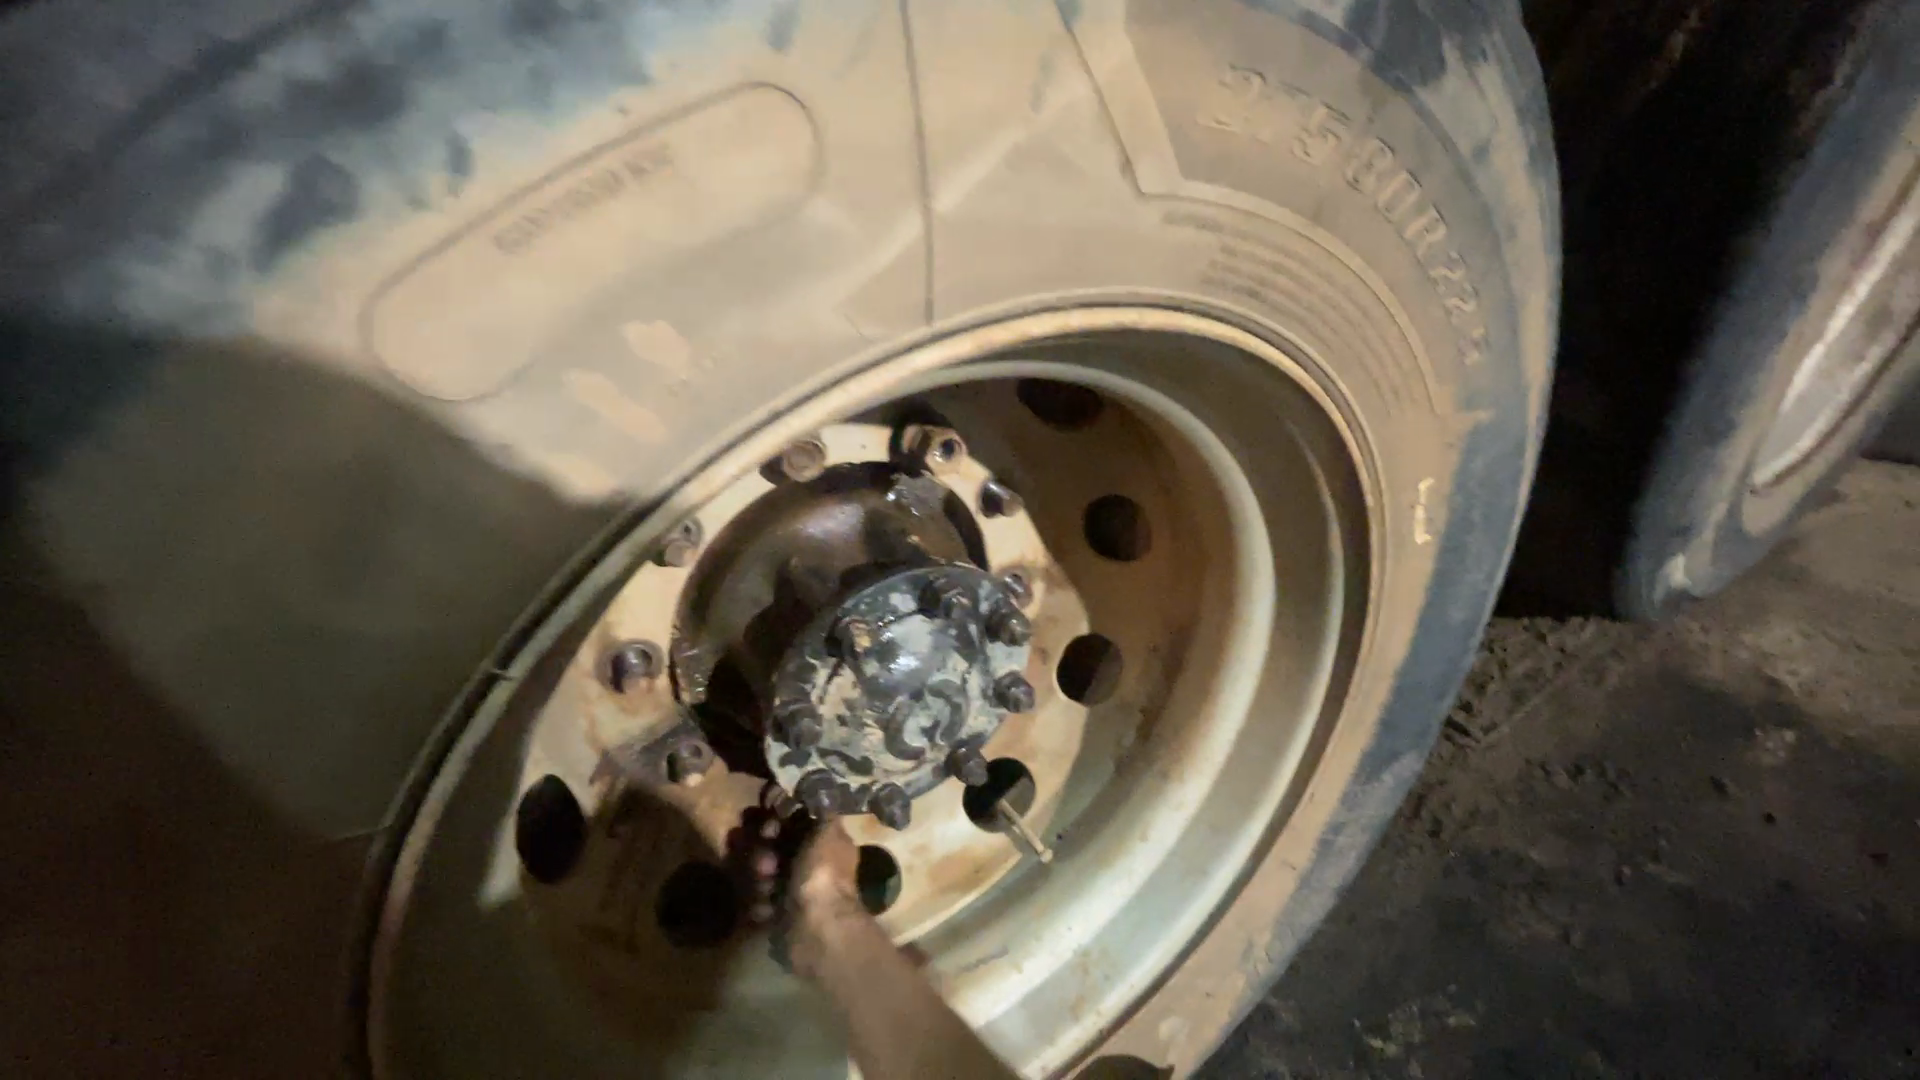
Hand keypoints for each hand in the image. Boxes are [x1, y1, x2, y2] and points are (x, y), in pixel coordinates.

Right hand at [744, 804, 868, 980]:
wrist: (817, 929)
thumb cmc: (822, 874)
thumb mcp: (828, 831)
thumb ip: (821, 810)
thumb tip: (818, 791)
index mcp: (825, 844)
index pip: (794, 824)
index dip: (778, 821)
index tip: (770, 824)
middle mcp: (811, 865)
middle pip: (774, 848)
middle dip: (763, 853)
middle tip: (766, 863)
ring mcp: (794, 892)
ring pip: (763, 876)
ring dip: (761, 881)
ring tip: (768, 889)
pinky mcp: (779, 917)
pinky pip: (759, 903)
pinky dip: (761, 905)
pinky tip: (768, 910)